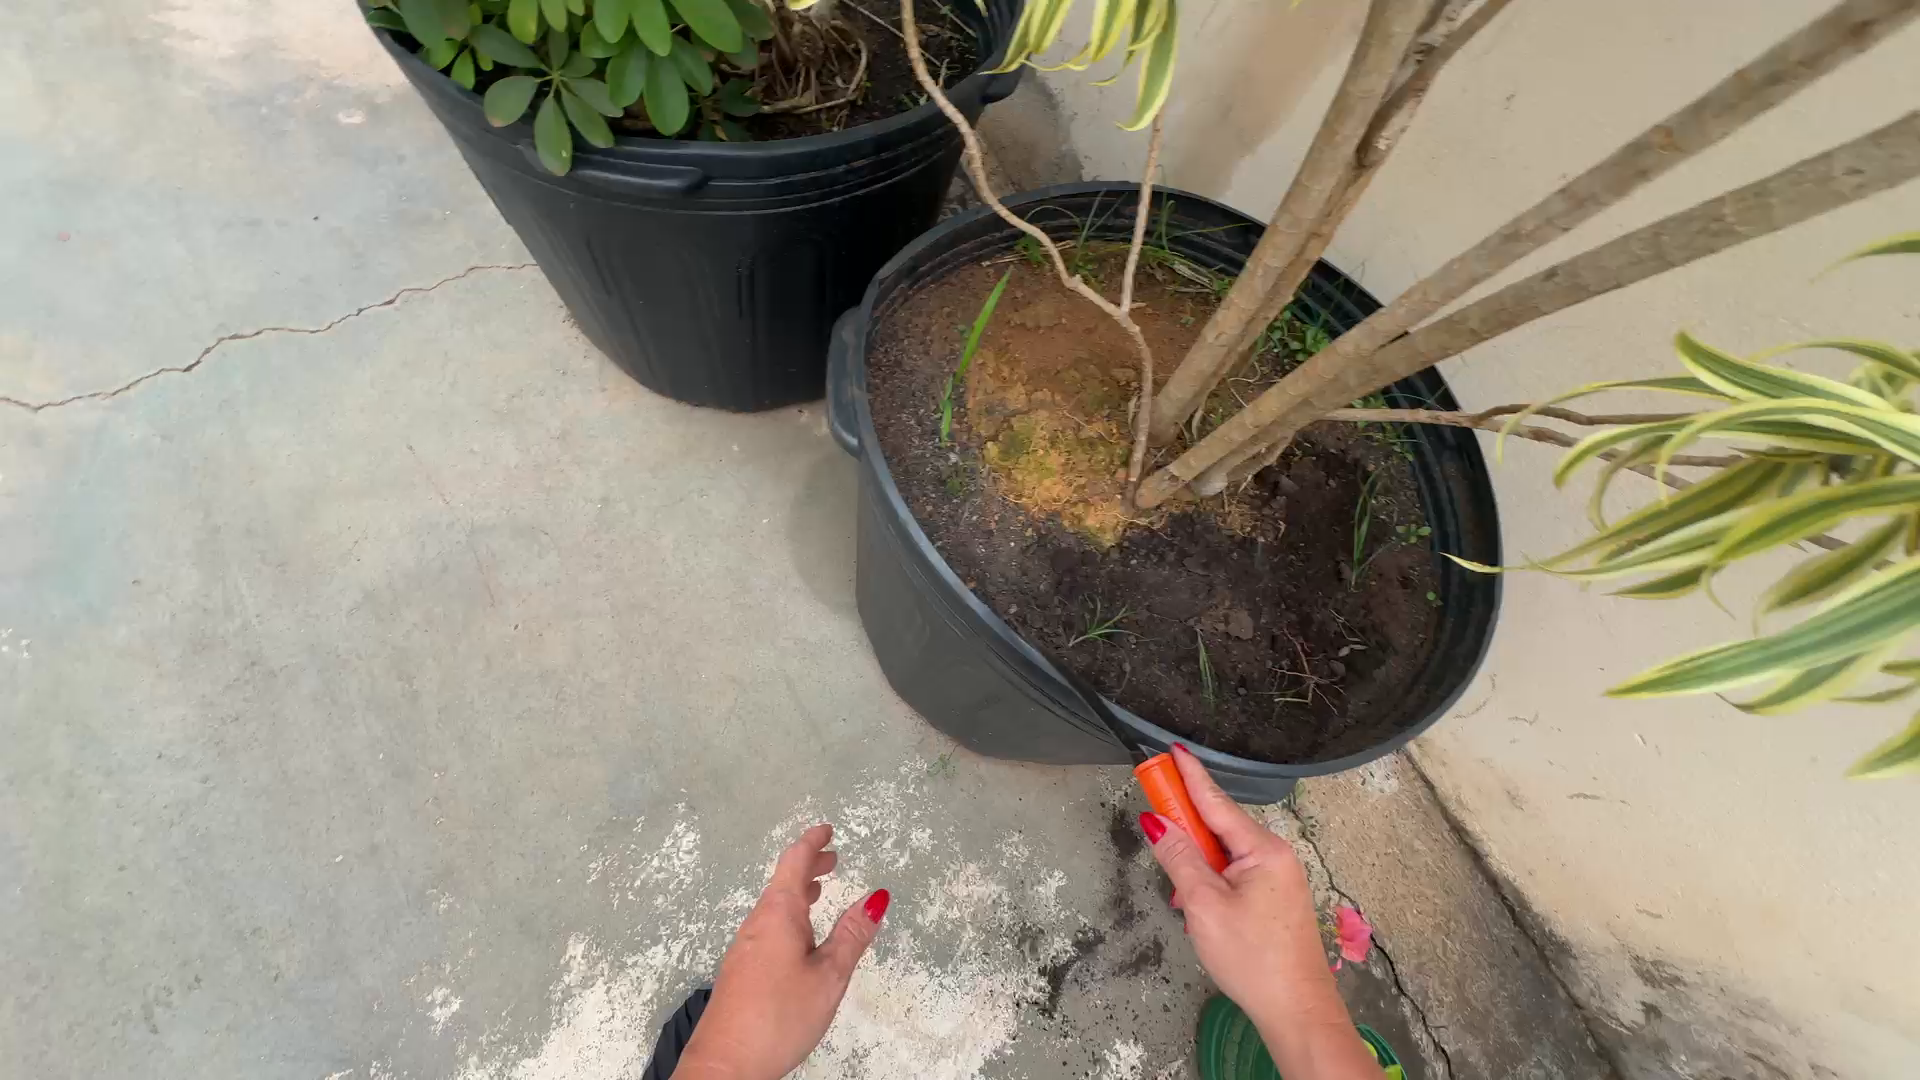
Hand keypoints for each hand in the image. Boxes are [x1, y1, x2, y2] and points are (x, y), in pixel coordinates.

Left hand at [675, 824, 888, 1079]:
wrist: (722, 1068)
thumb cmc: (779, 1015)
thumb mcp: (828, 975)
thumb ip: (852, 935)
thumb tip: (877, 896)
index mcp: (780, 913)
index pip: (795, 861)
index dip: (812, 841)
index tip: (827, 828)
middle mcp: (758, 922)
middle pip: (783, 880)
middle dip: (809, 865)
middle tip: (833, 859)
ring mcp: (745, 946)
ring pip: (774, 905)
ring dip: (798, 891)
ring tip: (819, 892)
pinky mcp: (740, 970)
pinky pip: (767, 926)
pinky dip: (788, 915)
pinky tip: (798, 937)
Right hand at [1141, 745, 1377, 1078]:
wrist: (1299, 1015)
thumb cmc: (1252, 958)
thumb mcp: (1204, 905)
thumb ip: (1178, 857)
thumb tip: (1155, 821)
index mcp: (1262, 849)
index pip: (1215, 800)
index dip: (1190, 774)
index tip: (1173, 747)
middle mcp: (1274, 854)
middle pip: (1219, 825)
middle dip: (1186, 823)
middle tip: (1156, 814)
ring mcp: (1278, 876)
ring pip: (1224, 851)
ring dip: (1196, 858)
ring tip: (1179, 888)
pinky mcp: (1275, 897)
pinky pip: (1235, 870)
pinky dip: (1210, 875)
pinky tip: (1197, 901)